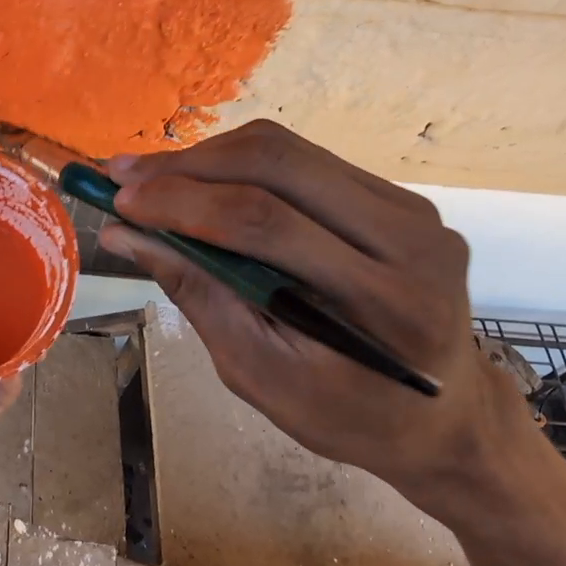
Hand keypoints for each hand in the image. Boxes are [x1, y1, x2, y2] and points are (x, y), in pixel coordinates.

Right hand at [97, 120, 526, 507]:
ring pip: (288, 149)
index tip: (118, 201)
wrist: (447, 415)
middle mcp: (410, 237)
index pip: (266, 223)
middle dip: (187, 164)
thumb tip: (124, 232)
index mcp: (384, 301)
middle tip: (121, 175)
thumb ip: (197, 295)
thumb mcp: (261, 376)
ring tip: (150, 177)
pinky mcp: (398, 196)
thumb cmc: (348, 415)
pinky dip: (240, 164)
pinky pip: (303, 160)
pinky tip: (201, 183)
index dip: (182, 203)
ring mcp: (412, 207)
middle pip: (278, 163)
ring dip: (208, 156)